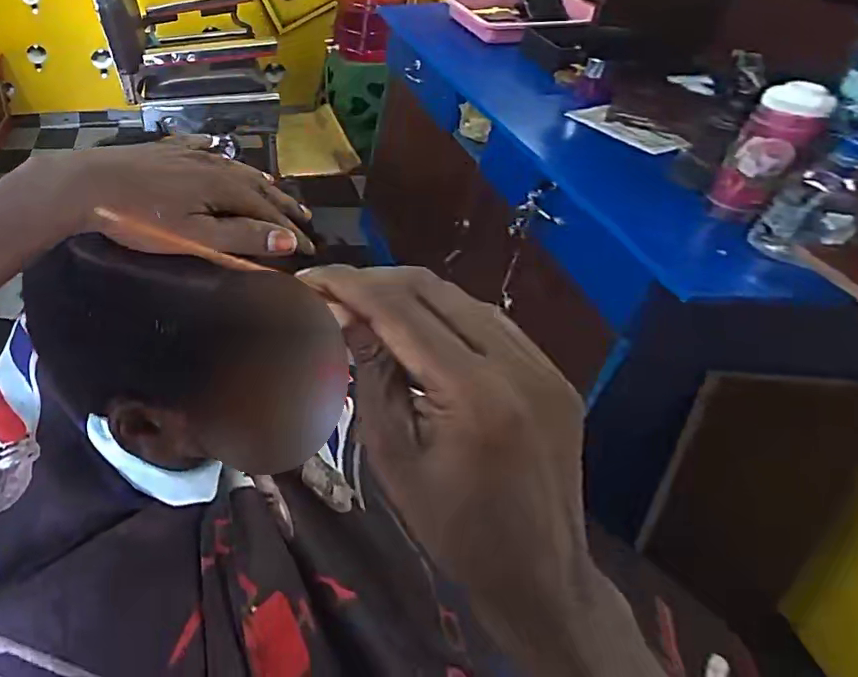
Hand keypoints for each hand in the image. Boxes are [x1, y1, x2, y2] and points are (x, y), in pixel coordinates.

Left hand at [21, 134, 311, 256]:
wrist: (87, 183)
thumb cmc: (138, 217)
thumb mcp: (191, 234)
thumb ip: (238, 236)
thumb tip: (288, 239)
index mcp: (222, 186)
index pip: (267, 211)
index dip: (289, 232)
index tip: (308, 248)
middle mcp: (210, 163)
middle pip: (255, 185)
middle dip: (281, 204)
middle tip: (304, 219)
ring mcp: (185, 153)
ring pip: (231, 166)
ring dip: (256, 181)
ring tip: (272, 191)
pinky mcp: (162, 149)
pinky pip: (200, 148)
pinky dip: (218, 154)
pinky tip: (216, 150)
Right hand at [293, 266, 663, 676]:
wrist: (542, 578)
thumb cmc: (450, 524)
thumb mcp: (390, 450)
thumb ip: (369, 371)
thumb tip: (338, 312)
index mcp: (475, 394)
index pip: (397, 309)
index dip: (345, 284)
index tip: (306, 279)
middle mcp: (518, 367)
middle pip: (429, 289)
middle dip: (370, 280)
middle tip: (328, 291)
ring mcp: (543, 368)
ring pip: (458, 296)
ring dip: (403, 292)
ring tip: (360, 304)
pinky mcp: (550, 375)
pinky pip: (486, 318)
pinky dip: (439, 310)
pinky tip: (411, 325)